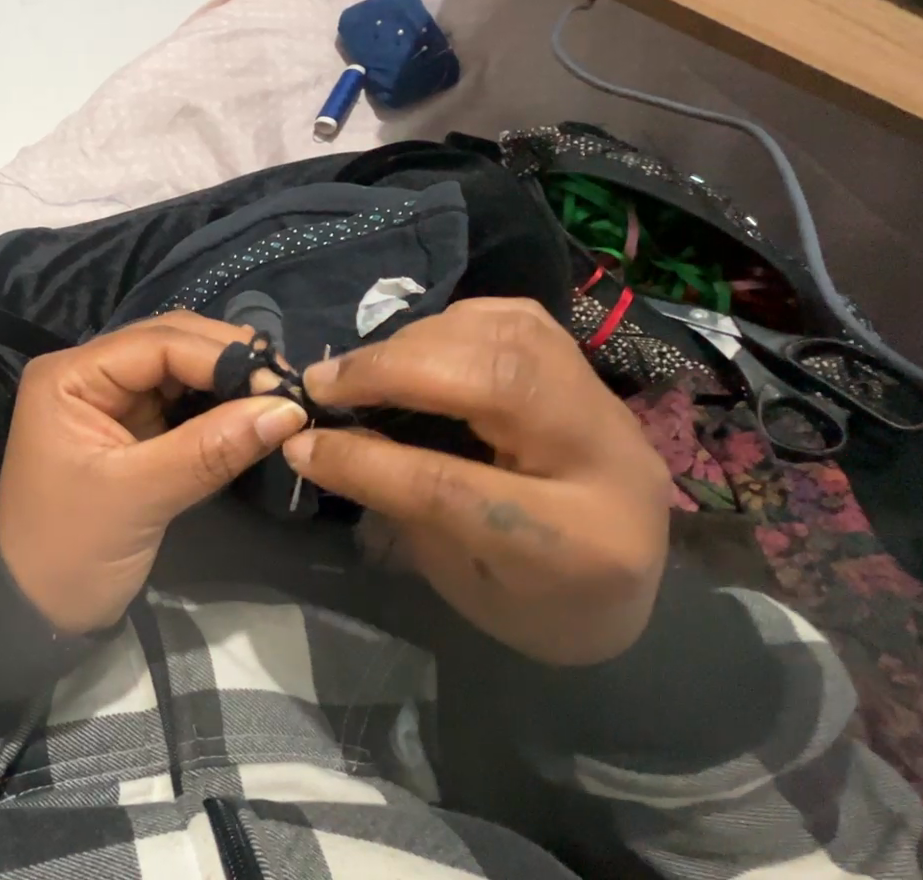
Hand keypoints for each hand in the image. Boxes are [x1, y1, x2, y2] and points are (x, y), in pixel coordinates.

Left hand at [0, 312, 308, 634]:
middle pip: (168, 345)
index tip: (283, 385)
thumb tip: (287, 410)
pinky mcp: (127, 430)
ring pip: (178, 371)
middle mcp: (86, 375)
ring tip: (280, 401)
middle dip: (229, 363)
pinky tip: (251, 417)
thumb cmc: (71, 549)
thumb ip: (209, 448)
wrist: (36, 607)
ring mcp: (107, 401)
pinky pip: (179, 403)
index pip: (156, 343)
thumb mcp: (138, 496)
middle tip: (290, 390)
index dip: (222, 356)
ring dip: (228, 382)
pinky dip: (215, 407)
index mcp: (69, 376)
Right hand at [282, 298, 671, 665]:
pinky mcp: (593, 378)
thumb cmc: (525, 600)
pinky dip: (452, 325)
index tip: (301, 443)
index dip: (365, 460)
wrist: (621, 592)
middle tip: (322, 383)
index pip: (454, 486)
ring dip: (417, 341)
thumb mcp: (453, 573)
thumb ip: (396, 501)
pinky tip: (414, 348)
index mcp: (577, 545)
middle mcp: (609, 462)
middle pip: (498, 384)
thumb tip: (316, 439)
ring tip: (361, 367)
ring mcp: (609, 410)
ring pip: (512, 337)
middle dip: (393, 372)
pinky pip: (520, 322)